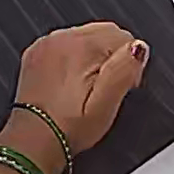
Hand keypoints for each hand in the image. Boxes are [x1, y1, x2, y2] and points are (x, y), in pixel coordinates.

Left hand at [9, 22, 148, 161]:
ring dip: (94, 57)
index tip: (121, 86)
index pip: (125, 37)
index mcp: (81, 47)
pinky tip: (72, 84)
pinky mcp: (38, 53)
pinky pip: (67, 44)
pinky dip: (74, 59)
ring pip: (87, 36)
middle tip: (105, 89)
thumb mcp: (106, 105)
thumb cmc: (68, 127)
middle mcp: (62, 39)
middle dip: (112, 57)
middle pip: (106, 32)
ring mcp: (46, 45)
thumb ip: (125, 70)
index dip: (129, 64)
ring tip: (87, 89)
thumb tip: (138, 47)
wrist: (34, 141)